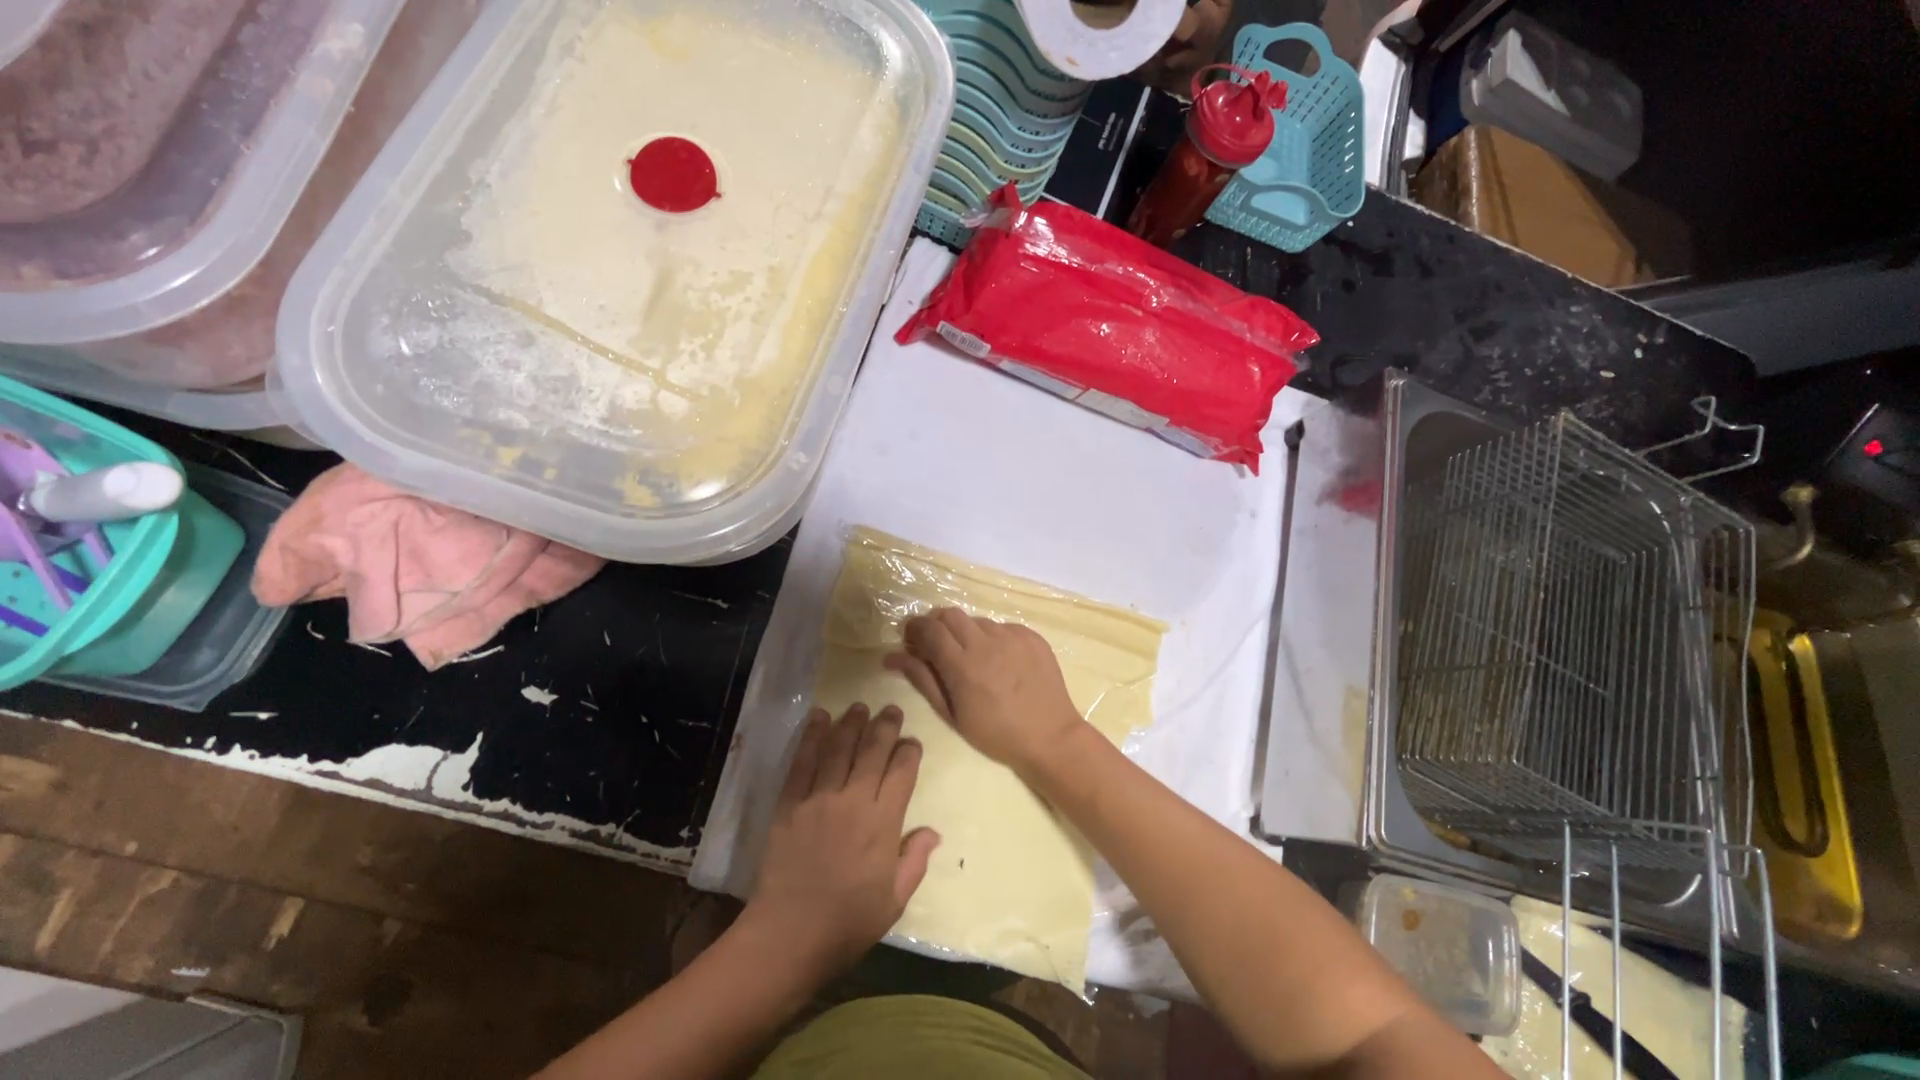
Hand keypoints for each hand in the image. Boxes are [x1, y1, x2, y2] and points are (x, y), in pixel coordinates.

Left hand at [745, 704, 938, 977]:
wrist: (790, 933)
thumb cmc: (849, 922)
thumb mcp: (895, 900)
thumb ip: (914, 861)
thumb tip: (932, 831)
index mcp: (883, 824)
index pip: (901, 774)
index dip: (909, 753)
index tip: (913, 742)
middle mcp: (853, 802)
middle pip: (872, 753)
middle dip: (885, 727)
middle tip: (891, 709)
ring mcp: (818, 799)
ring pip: (838, 749)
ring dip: (850, 724)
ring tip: (859, 706)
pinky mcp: (789, 805)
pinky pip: (802, 763)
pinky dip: (811, 737)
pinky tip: (819, 719)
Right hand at [884, 608, 1087, 772]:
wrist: (1049, 737)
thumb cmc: (995, 734)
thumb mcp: (952, 714)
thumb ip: (923, 680)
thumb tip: (892, 656)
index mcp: (962, 665)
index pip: (928, 628)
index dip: (914, 629)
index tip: (910, 638)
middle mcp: (987, 643)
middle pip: (949, 614)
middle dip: (937, 624)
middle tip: (936, 645)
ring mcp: (1012, 636)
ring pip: (977, 620)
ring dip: (966, 632)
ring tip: (972, 657)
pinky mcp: (1032, 636)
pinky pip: (1003, 627)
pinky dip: (993, 638)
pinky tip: (999, 660)